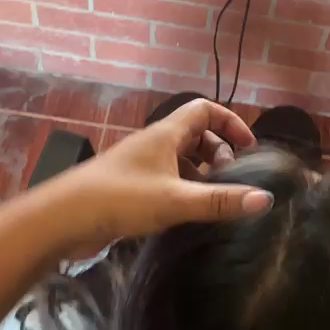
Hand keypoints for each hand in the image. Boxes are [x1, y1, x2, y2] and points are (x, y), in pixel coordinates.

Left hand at [36, 98, 271, 256]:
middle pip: (195, 135)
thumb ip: (221, 201)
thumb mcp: (176, 200)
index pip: (205, 110)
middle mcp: (154, 144)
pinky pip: (167, 179)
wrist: (63, 219)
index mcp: (166, 134)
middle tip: (231, 179)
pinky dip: (183, 190)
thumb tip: (266, 199)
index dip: (231, 123)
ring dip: (201, 173)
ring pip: (181, 159)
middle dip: (219, 152)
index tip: (249, 149)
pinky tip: (188, 214)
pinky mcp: (131, 188)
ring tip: (214, 199)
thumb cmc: (121, 199)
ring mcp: (141, 166)